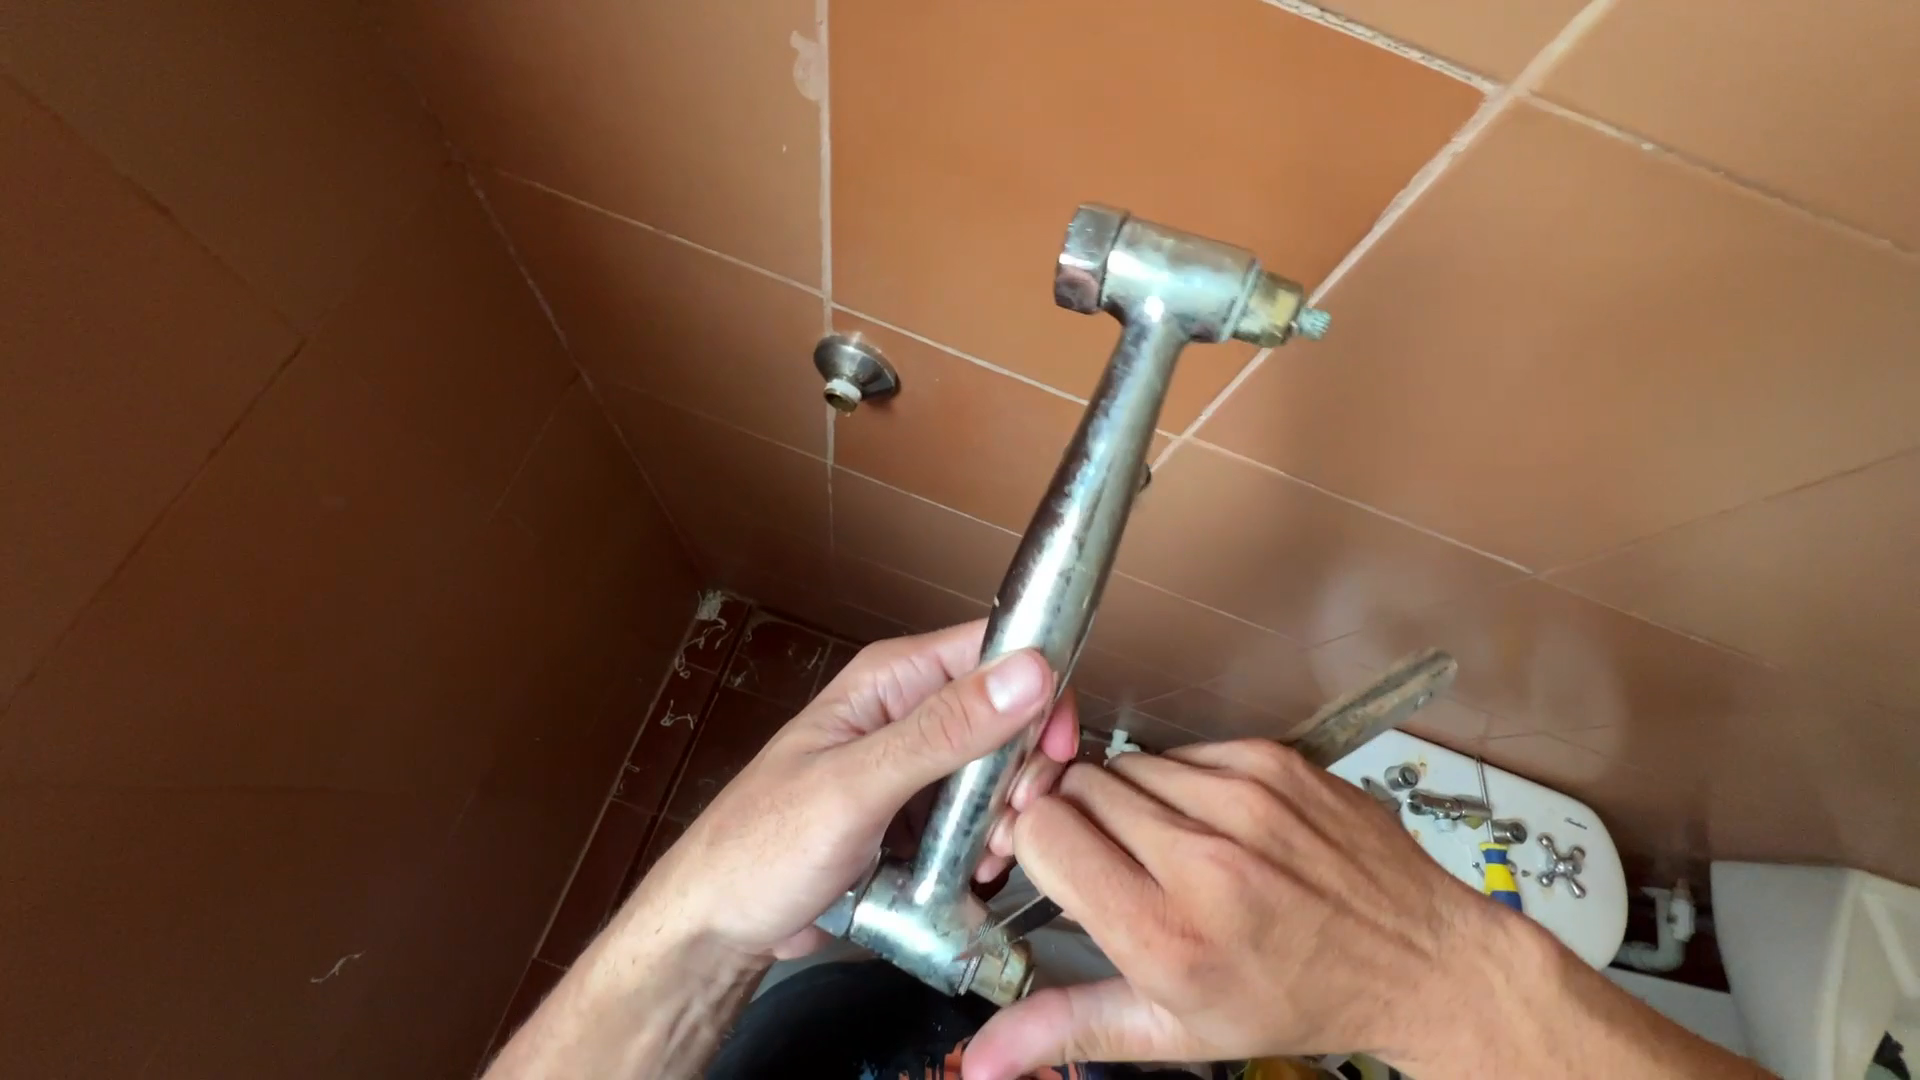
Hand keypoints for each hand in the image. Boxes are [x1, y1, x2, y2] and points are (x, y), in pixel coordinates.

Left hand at [632, 620, 1079, 959]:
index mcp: (894, 678)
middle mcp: (912, 709)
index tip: (1056, 749)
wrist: (719, 926)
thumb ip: (943, 730)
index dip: (1039, 688)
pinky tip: (975, 873)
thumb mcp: (856, 785)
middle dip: (1024, 766)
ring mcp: (917, 764)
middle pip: (1008, 714)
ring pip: (1001, 769)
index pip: (994, 651)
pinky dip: (990, 841)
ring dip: (1010, 812)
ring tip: (987, 857)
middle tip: (1012, 819)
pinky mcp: (919, 813)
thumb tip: (1031, 669)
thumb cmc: (766, 845)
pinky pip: (980, 814)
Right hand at [964, 740, 1510, 1078]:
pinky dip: (1178, 781)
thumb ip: (1067, 1028)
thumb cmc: (1290, 1001)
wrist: (1421, 960)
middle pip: (1076, 787)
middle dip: (1077, 817)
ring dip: (1128, 799)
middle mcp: (1203, 858)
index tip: (1054, 861)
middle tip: (1111, 855)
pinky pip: (1179, 751)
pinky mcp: (1268, 759)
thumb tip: (977, 1064)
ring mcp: (1241, 797)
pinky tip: (1210, 820)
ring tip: (1165, 842)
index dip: (1037, 842)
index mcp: (1168, 935)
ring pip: (1125, 764)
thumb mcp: (1176, 1031)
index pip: (1043, 832)